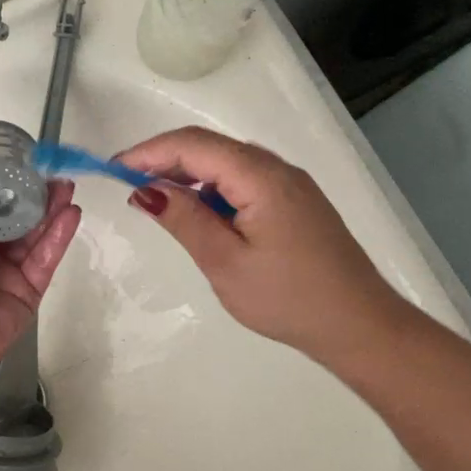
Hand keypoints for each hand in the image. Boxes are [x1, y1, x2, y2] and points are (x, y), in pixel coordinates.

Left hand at [0, 132, 82, 372]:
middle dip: (29, 192)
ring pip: (32, 233)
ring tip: (66, 184)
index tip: (13, 152)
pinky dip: (59, 235)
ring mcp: (6, 271)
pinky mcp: (28, 289)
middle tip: (50, 167)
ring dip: (49, 209)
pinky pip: (45, 257)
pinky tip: (70, 212)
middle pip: (10, 215)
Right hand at [116, 126, 414, 360]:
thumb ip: (184, 219)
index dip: (148, 152)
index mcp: (261, 177)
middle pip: (209, 147)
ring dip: (185, 173)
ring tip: (152, 201)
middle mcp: (277, 169)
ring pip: (226, 162)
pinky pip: (242, 180)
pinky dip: (210, 188)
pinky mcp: (294, 203)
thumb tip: (144, 189)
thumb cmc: (288, 298)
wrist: (358, 325)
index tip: (111, 172)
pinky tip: (195, 213)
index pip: (193, 145)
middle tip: (124, 187)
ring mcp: (289, 185)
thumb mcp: (225, 262)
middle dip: (162, 159)